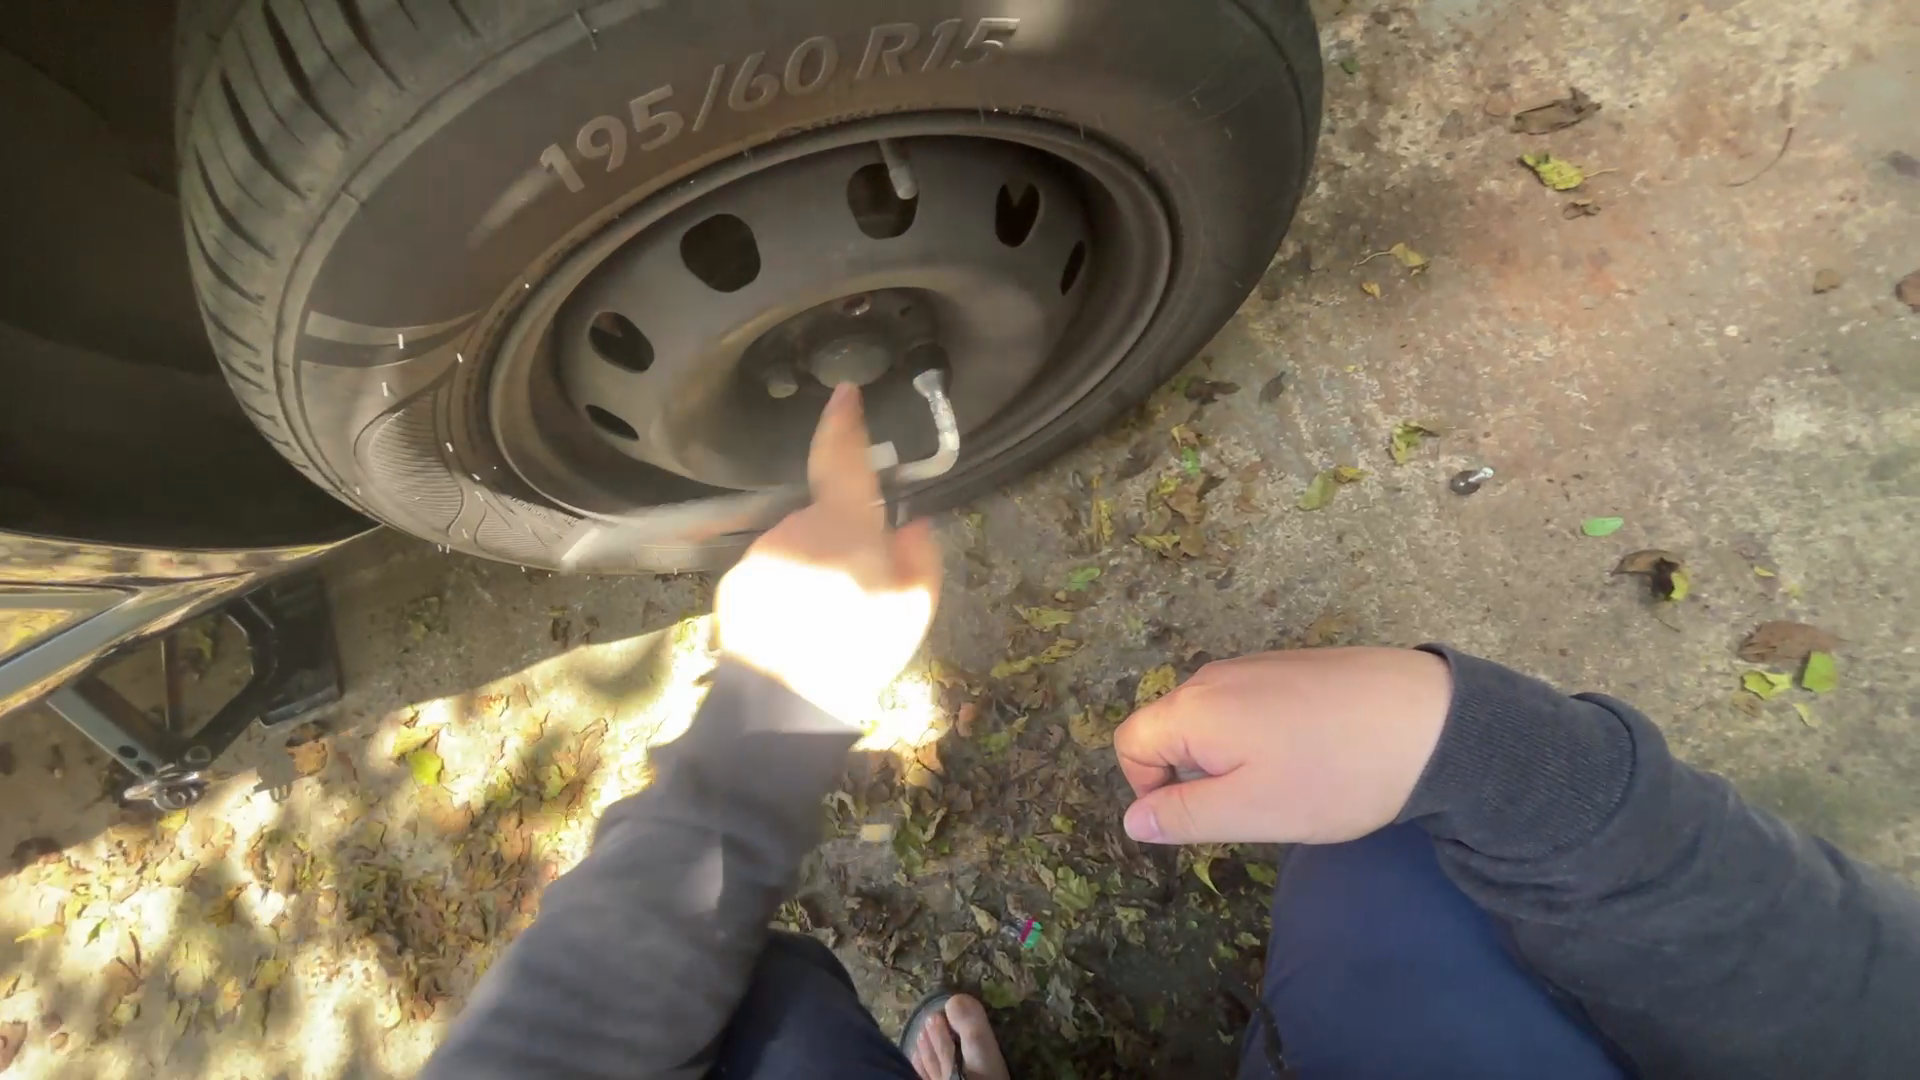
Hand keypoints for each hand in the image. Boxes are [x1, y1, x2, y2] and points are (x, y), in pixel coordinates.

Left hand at [715, 383, 942, 723]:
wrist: (785, 705)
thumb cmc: (860, 652)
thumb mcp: (915, 609)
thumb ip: (919, 555)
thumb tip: (911, 525)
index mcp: (844, 525)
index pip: (844, 459)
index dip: (846, 422)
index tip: (845, 394)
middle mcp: (796, 527)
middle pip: (826, 515)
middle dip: (842, 537)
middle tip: (860, 588)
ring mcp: (761, 552)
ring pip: (798, 545)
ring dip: (814, 565)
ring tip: (827, 617)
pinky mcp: (736, 580)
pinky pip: (772, 569)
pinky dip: (787, 586)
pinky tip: (796, 626)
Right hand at [1114, 647, 1452, 844]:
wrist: (1432, 718)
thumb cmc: (1332, 774)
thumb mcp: (1251, 812)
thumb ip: (1182, 816)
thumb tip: (1131, 819)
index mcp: (1191, 709)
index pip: (1130, 742)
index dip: (1145, 787)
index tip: (1196, 815)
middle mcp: (1210, 677)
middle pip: (1168, 727)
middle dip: (1191, 773)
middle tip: (1250, 803)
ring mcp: (1250, 665)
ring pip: (1208, 716)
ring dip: (1225, 755)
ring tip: (1286, 780)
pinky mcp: (1286, 664)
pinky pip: (1244, 702)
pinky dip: (1255, 733)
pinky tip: (1310, 750)